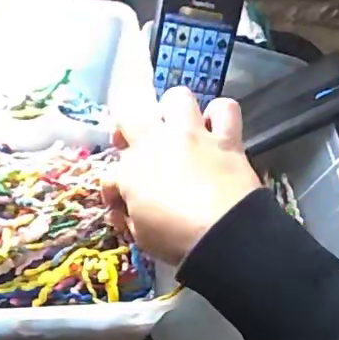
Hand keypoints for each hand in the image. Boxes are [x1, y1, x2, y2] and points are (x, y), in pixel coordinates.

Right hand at [103, 88, 262, 264]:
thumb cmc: (175, 240)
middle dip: (128, 130)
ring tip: (179, 130)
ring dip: (173, 112)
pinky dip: (219, 116)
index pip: (111, 173)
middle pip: (132, 117)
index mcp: (131, 171)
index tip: (123, 210)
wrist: (223, 234)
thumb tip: (126, 210)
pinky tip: (216, 131)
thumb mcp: (141, 236)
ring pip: (177, 99)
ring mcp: (194, 135)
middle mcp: (158, 143)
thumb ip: (131, 216)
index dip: (114, 191)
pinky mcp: (227, 139)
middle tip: (135, 146)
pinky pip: (224, 109)